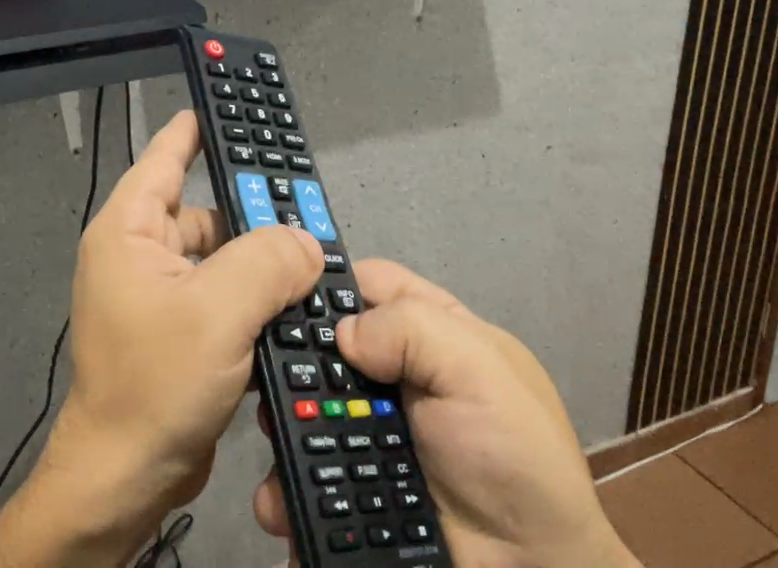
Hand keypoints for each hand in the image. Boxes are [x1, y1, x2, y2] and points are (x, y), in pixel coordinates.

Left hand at [0, 112, 323, 566]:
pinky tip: (291, 304)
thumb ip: (267, 263)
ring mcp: (159, 294)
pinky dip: (254, 295)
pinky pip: (223, 293)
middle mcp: (139, 255)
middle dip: (252, 214)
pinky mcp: (179, 329)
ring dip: (260, 262)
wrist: (127, 475)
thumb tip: (303, 241)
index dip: (195, 128)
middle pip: (205, 211)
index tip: (224, 102)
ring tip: (308, 263)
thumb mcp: (217, 312)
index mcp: (129, 232)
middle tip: (303, 210)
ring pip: (221, 256)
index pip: (163, 158)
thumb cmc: (154, 383)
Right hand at [252, 261, 638, 567]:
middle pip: (330, 342)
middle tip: (265, 375)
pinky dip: (292, 479)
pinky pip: (313, 467)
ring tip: (270, 438)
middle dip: (293, 356)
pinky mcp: (361, 478)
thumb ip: (411, 330)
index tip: (280, 293)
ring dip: (286, 420)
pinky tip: (280, 496)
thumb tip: (341, 336)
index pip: (370, 283)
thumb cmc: (513, 456)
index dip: (328, 281)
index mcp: (433, 330)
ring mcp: (377, 427)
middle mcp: (399, 372)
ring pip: (311, 404)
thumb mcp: (479, 371)